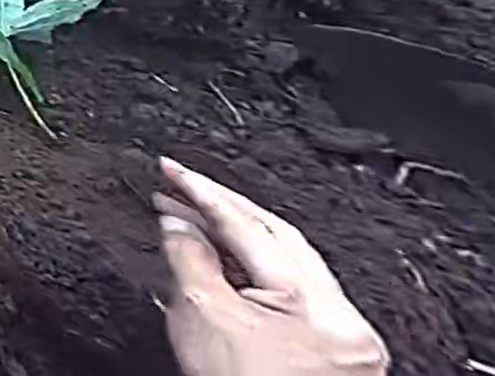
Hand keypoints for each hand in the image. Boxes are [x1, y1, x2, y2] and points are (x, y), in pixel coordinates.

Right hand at [155, 158, 387, 375]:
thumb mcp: (199, 308)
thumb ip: (187, 253)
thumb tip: (175, 219)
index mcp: (317, 308)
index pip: (249, 228)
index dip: (202, 191)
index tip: (168, 167)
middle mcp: (342, 319)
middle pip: (277, 237)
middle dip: (221, 204)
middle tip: (175, 180)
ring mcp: (340, 333)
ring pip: (281, 258)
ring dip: (228, 229)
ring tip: (181, 211)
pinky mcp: (327, 344)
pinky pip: (284, 282)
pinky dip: (242, 258)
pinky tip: (210, 249)